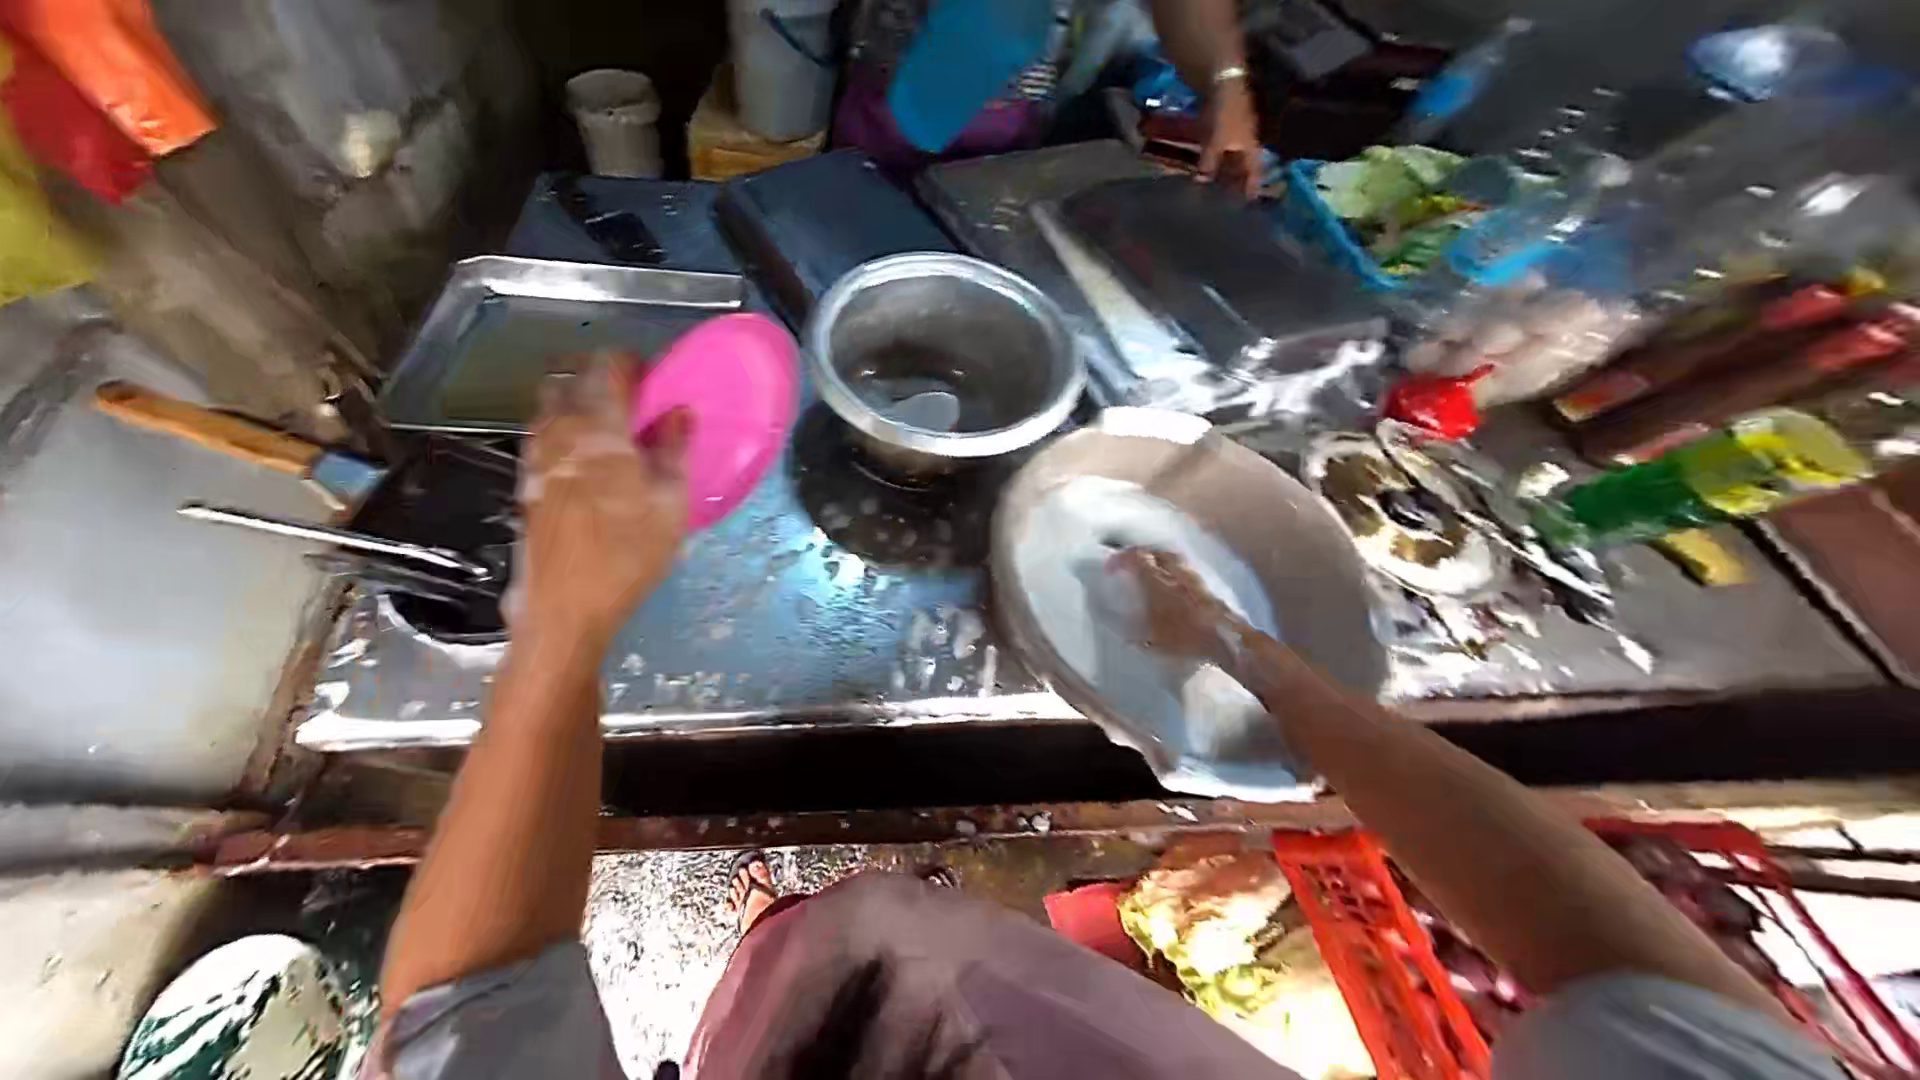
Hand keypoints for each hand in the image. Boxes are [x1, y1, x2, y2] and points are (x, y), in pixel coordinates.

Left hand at [512, 352, 689, 646]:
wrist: (566, 604)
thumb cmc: (629, 552)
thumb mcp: (671, 501)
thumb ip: (675, 449)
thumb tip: (680, 413)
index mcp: (597, 428)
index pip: (605, 368)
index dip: (630, 363)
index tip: (653, 374)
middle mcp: (556, 431)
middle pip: (569, 378)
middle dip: (599, 375)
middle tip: (633, 395)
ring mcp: (534, 456)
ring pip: (551, 406)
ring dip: (579, 401)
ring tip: (614, 425)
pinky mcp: (526, 482)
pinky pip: (544, 434)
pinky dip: (566, 428)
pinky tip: (590, 458)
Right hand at [1105, 547, 1240, 661]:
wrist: (1225, 639)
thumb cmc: (1186, 638)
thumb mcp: (1152, 640)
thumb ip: (1135, 634)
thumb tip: (1124, 637)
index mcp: (1157, 581)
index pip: (1136, 557)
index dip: (1121, 558)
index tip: (1111, 567)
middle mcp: (1175, 573)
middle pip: (1155, 552)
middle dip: (1140, 553)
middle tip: (1130, 562)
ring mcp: (1193, 577)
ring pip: (1172, 558)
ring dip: (1158, 559)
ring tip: (1151, 569)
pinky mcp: (1206, 586)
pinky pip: (1185, 569)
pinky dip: (1174, 569)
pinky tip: (1173, 582)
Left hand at [1198, 78, 1261, 196]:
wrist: (1224, 82)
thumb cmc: (1225, 114)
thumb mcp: (1217, 142)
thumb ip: (1209, 163)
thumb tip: (1202, 181)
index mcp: (1250, 147)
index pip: (1255, 171)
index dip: (1253, 186)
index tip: (1251, 200)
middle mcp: (1246, 142)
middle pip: (1243, 167)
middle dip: (1238, 182)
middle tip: (1229, 200)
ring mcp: (1236, 135)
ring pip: (1232, 159)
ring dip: (1226, 173)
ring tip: (1217, 189)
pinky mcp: (1225, 128)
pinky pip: (1222, 151)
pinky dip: (1216, 161)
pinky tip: (1207, 170)